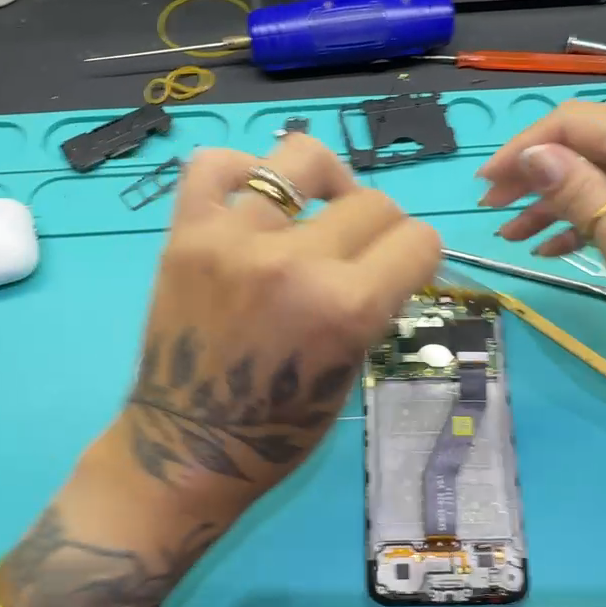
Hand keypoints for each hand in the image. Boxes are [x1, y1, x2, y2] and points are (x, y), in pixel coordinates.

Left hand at [113, 135, 441, 518]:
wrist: (188, 446)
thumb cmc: (279, 429)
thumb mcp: (350, 370)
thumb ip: (370, 303)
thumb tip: (382, 254)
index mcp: (347, 308)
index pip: (418, 241)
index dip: (420, 258)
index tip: (403, 271)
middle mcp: (296, 263)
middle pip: (373, 203)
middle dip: (382, 230)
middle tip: (359, 256)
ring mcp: (234, 241)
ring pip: (303, 160)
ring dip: (326, 184)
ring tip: (317, 208)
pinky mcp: (185, 235)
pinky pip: (213, 166)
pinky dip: (240, 170)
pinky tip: (254, 196)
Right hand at [475, 102, 605, 361]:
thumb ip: (579, 191)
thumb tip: (533, 154)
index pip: (574, 123)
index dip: (523, 148)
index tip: (485, 184)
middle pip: (587, 143)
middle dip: (535, 174)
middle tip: (493, 211)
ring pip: (603, 171)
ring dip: (556, 200)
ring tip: (511, 235)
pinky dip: (589, 215)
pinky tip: (553, 246)